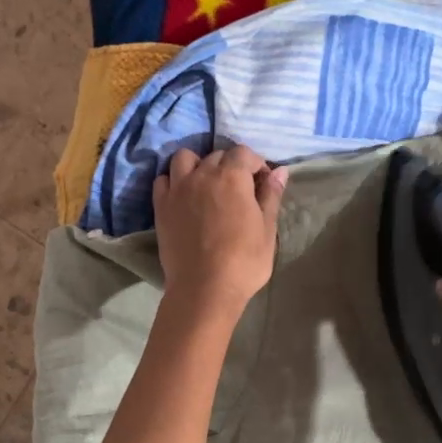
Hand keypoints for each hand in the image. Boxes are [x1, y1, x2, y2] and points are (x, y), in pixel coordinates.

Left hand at [152, 145, 285, 318]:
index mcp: (232, 177)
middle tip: (238, 190)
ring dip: (197, 164)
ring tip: (206, 184)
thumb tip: (280, 171)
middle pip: (216, 156)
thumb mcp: (267, 230)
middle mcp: (202, 175)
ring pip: (184, 159)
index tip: (262, 183)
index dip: (256, 164)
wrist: (204, 289)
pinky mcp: (161, 207)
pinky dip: (173, 181)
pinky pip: (162, 180)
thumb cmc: (243, 262)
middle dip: (230, 166)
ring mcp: (177, 190)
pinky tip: (183, 196)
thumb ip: (270, 197)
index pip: (243, 153)